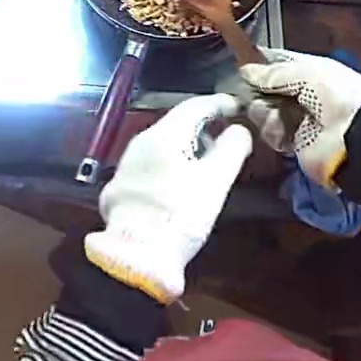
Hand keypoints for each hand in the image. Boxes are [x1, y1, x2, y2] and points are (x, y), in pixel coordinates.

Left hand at [83, 93, 251, 302]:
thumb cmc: (180, 215)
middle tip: (226, 135)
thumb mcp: (215, 182)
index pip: (194, 106)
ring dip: (186, 145)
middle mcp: (140, 141)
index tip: (237, 107)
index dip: (218, 103)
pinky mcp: (120, 185)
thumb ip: (231, 149)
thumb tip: (239, 129)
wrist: (135, 256)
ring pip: (161, 143)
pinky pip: (150, 164)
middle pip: (176, 123)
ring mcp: (127, 163)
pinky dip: (169, 163)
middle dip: (203, 125)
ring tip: (206, 161)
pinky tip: (179, 182)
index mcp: (164, 135)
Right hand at [239, 49, 360, 185]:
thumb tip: (245, 70)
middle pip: (266, 89)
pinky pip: (271, 133)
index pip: (279, 64)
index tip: (242, 65)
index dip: (260, 64)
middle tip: (246, 93)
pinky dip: (272, 131)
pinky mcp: (294, 142)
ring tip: (272, 113)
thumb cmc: (336, 94)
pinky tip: (280, 129)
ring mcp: (297, 118)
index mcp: (311, 72)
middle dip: (255, 90)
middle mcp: (303, 94)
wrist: (357, 136)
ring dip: (263, 111)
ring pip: (263, 110)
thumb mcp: (305, 72)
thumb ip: (273, 72)